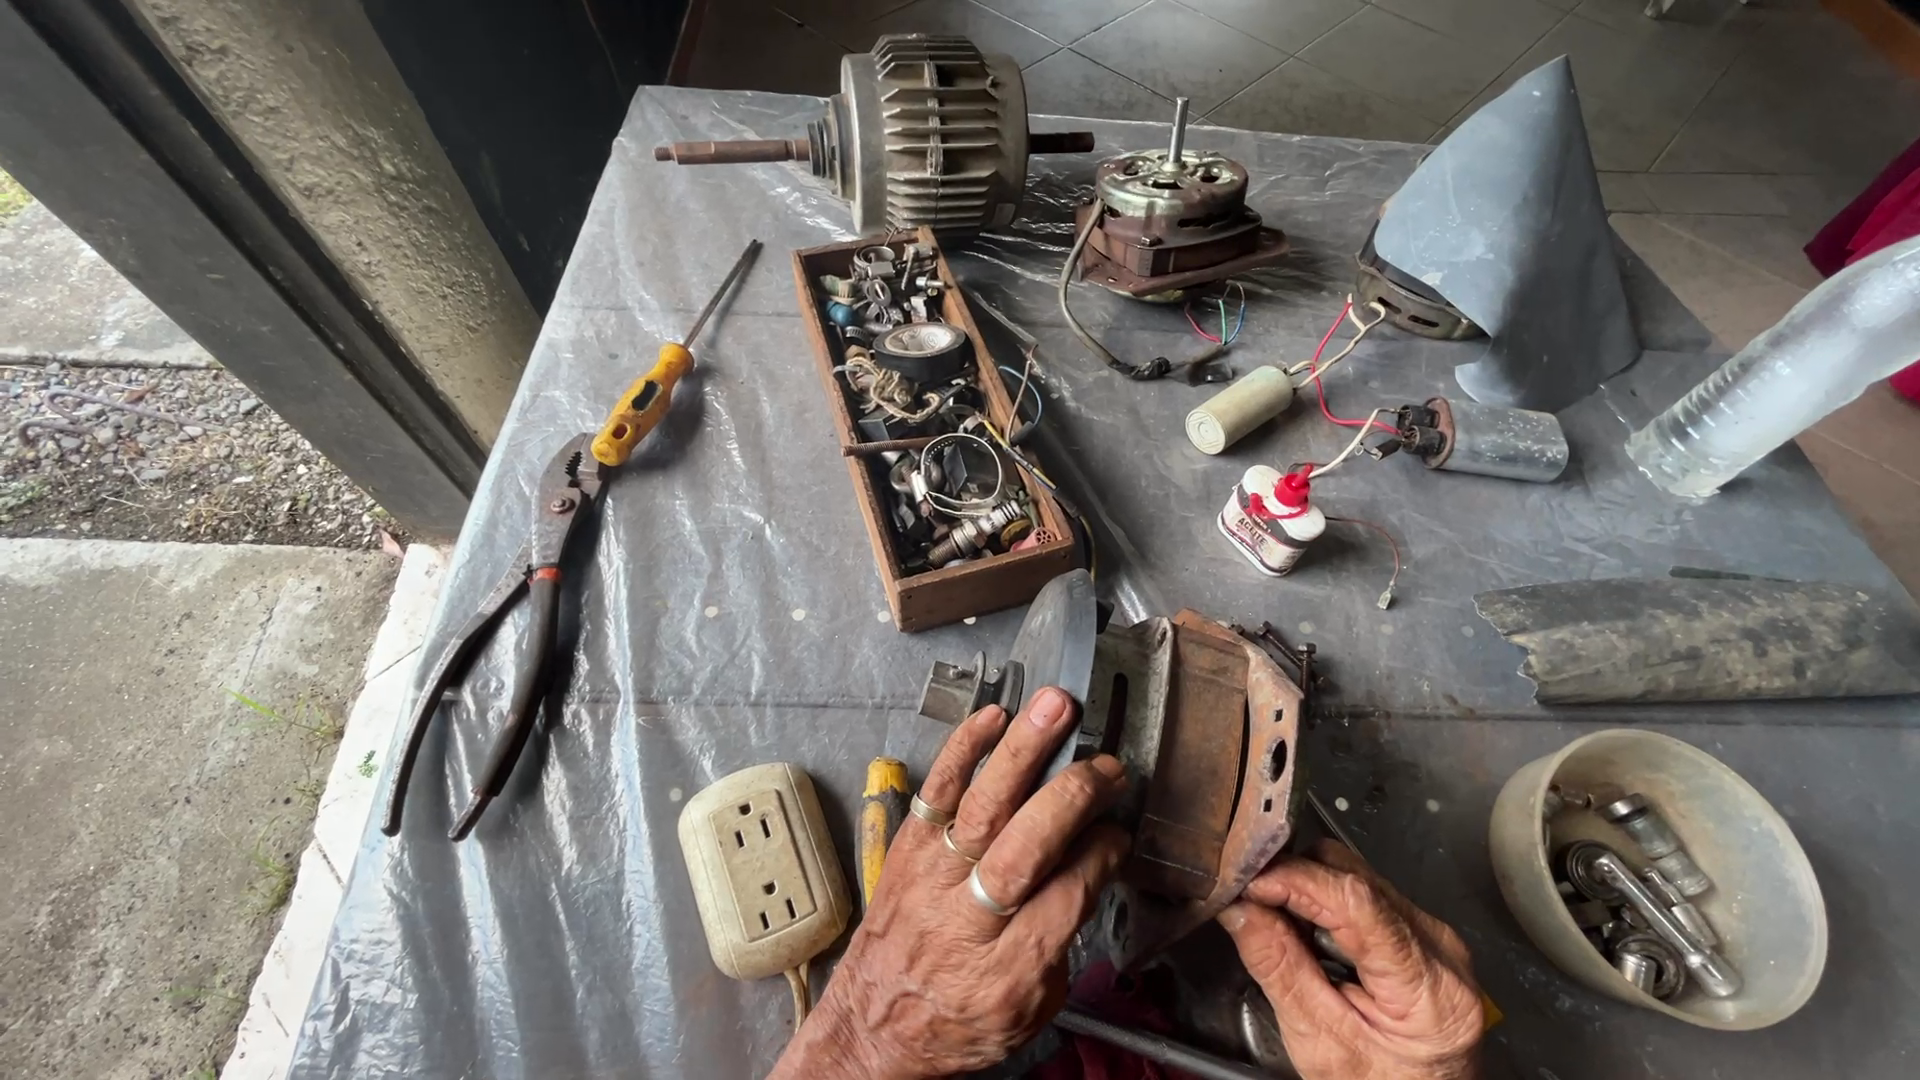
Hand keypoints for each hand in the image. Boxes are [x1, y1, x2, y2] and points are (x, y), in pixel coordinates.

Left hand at [769, 687, 1130, 1079]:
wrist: (872, 1026)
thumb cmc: (957, 1020)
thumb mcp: (1030, 1007)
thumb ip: (1063, 937)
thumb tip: (1093, 860)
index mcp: (1008, 971)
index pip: (1067, 895)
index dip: (1100, 853)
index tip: (1118, 827)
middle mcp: (967, 917)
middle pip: (1025, 846)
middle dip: (1071, 797)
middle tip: (1106, 764)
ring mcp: (933, 875)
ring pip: (981, 805)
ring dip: (1022, 751)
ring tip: (1054, 708)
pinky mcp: (909, 847)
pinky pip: (936, 790)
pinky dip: (964, 748)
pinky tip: (992, 716)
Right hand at [1218, 840, 1482, 1079]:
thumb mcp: (1319, 1043)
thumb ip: (1278, 969)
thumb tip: (1237, 907)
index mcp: (1427, 985)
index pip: (1356, 901)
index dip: (1295, 880)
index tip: (1248, 883)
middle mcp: (1439, 945)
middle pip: (1352, 874)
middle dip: (1294, 882)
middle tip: (1254, 906)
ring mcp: (1430, 932)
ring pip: (1352, 871)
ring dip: (1306, 890)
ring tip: (1286, 931)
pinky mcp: (1417, 928)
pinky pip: (1360, 889)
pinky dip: (1322, 900)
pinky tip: (1311, 935)